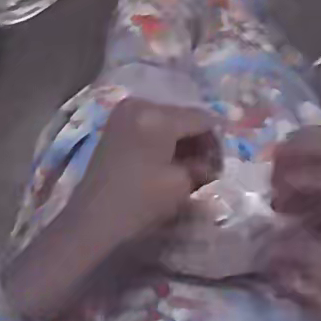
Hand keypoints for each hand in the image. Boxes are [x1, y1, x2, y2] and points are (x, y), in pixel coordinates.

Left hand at [61, 99, 220, 252]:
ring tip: (191, 165)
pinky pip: (149, 122)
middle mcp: (140, 104)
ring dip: (181, 137)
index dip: (218, 138)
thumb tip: (210, 159)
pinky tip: (170, 158)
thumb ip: (202, 163)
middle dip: (199, 137)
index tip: (225, 160)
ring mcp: (124, 111)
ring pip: (166, 117)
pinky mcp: (116, 123)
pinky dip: (163, 136)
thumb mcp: (181, 183)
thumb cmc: (140, 200)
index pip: (201, 118)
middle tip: (210, 164)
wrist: (95, 216)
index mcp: (157, 115)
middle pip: (183, 114)